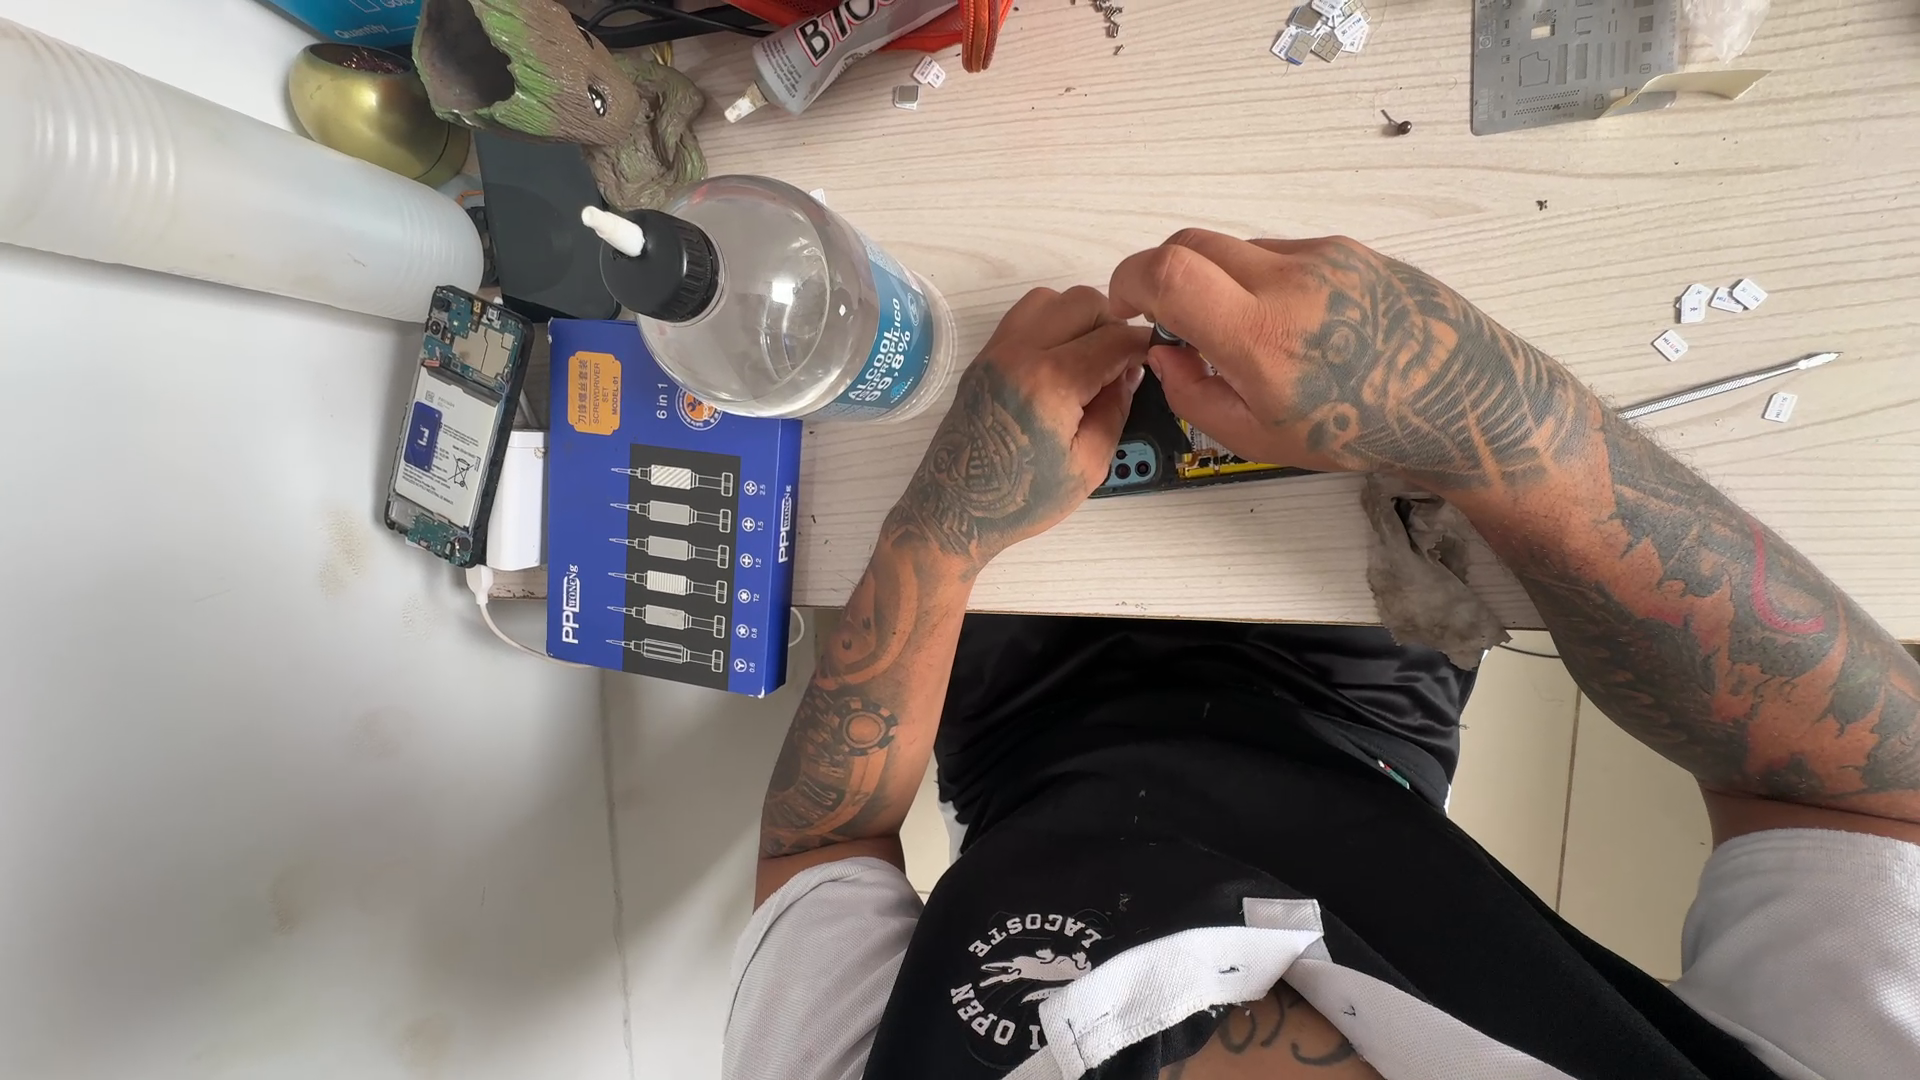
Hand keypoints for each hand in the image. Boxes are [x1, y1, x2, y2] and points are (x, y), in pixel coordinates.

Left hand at [888, 286, 1146, 571]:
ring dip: (1078, 318)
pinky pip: (1023, 317)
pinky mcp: (983, 359)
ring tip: (1088, 359)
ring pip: (1050, 299)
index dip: (1144, 345)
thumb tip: (1130, 371)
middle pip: (1084, 302)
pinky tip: (1059, 361)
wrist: (954, 509)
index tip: (1156, 358)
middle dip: (1112, 325)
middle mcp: (1020, 352)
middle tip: (1119, 364)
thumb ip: (1115, 410)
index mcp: (1051, 381)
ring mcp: (996, 351)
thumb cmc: (1022, 498)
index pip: (1115, 337)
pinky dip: (1049, 325)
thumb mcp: (1087, 466)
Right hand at [1107, 231, 1593, 492]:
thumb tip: (1161, 352)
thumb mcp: (1254, 437)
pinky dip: (1253, 278)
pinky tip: (1280, 322)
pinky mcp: (1347, 249)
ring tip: (1235, 331)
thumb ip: (1191, 393)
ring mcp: (1323, 256)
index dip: (1127, 281)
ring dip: (1210, 280)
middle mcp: (1289, 280)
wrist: (1459, 403)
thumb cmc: (1355, 432)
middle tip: (1165, 318)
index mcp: (1259, 336)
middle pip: (1189, 242)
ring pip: (1233, 247)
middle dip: (1159, 274)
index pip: (1167, 271)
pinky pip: (1276, 251)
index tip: (1125, 307)